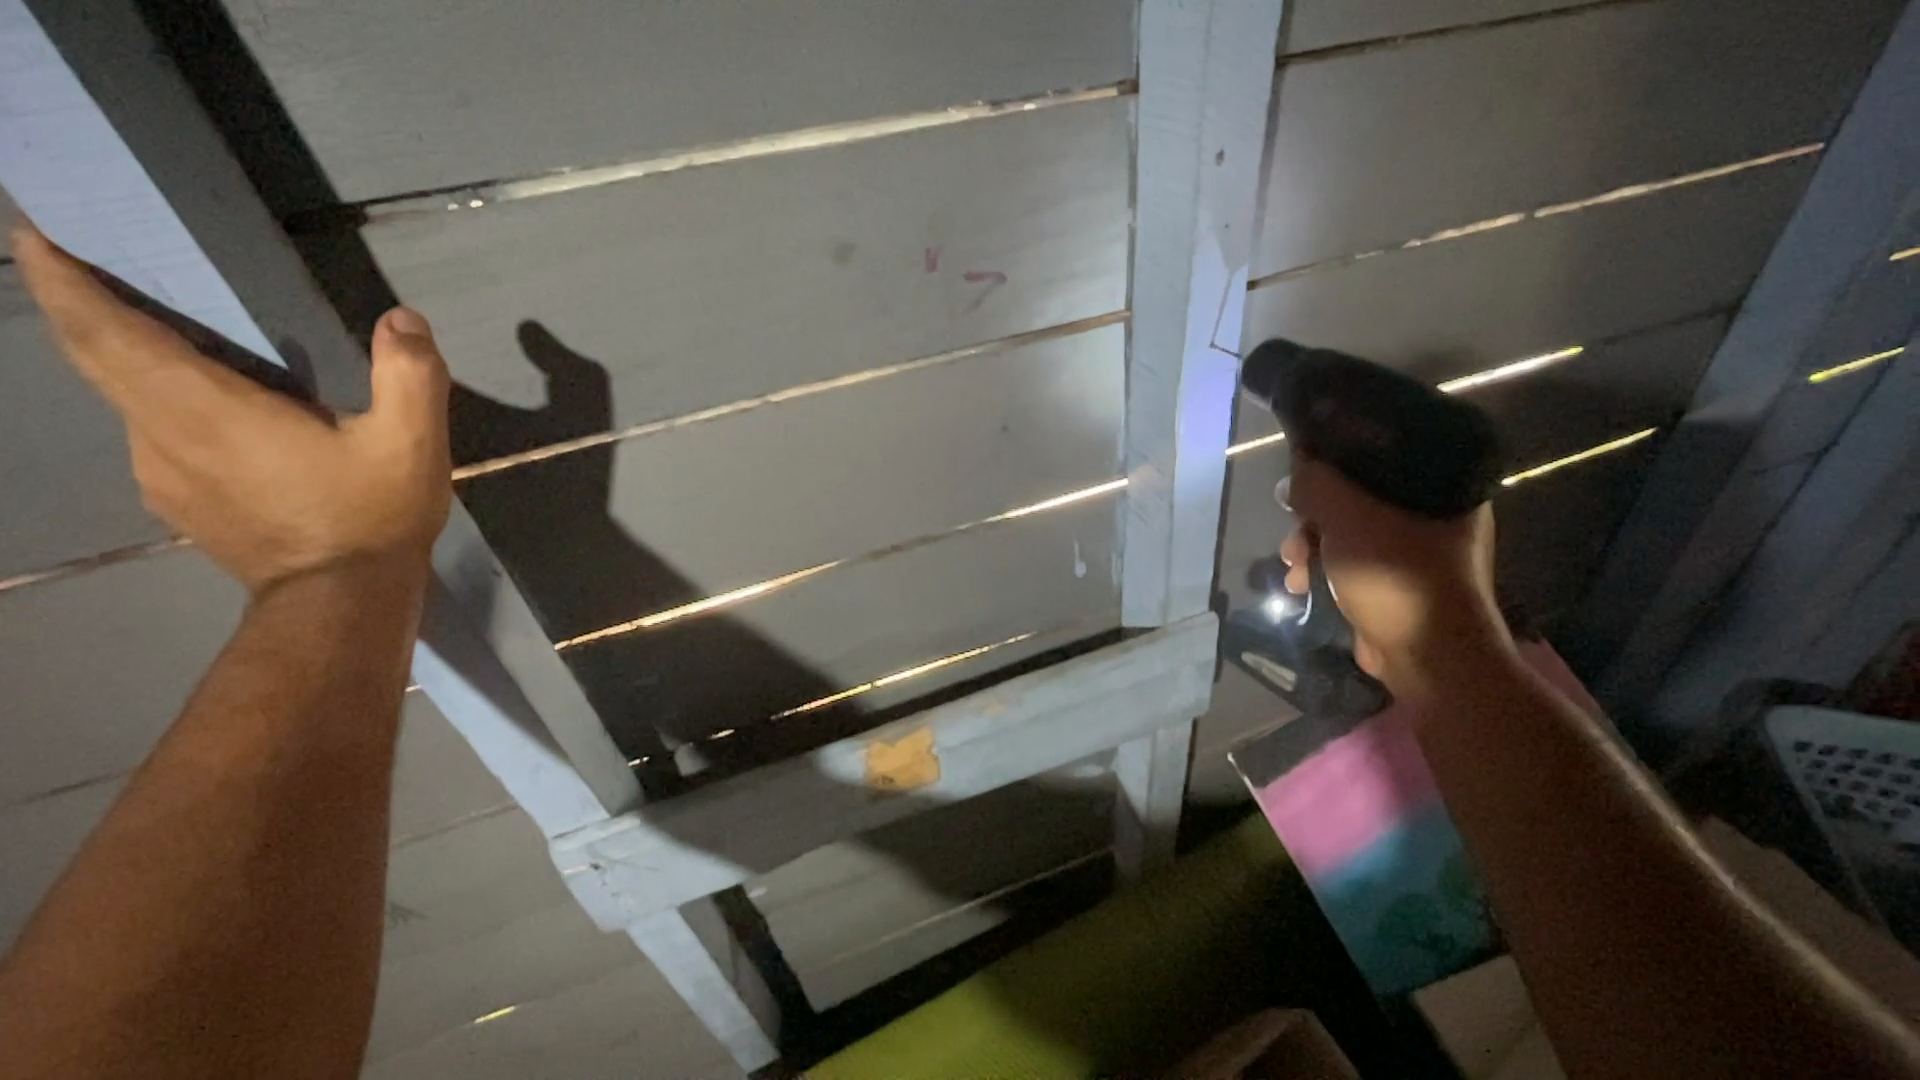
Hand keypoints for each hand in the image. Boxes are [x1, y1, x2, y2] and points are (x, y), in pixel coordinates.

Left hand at [12, 224, 451, 594]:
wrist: (341, 603)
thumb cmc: (370, 516)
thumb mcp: (411, 443)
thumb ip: (409, 375)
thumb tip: (402, 320)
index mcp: (206, 409)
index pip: (107, 331)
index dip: (65, 280)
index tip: (36, 235)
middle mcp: (161, 435)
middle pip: (95, 358)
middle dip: (74, 304)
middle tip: (71, 261)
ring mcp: (161, 474)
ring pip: (122, 399)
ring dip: (120, 358)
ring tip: (150, 333)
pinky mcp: (177, 503)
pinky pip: (149, 436)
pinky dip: (152, 404)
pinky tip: (193, 410)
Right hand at [1277, 454, 1511, 695]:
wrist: (1428, 655)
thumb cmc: (1395, 574)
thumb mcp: (1347, 516)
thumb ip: (1316, 484)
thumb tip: (1295, 475)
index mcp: (1441, 486)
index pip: (1380, 455)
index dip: (1334, 465)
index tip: (1304, 484)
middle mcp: (1436, 516)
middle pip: (1357, 500)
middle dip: (1313, 520)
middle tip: (1293, 541)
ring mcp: (1418, 555)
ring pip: (1351, 535)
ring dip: (1312, 550)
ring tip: (1294, 573)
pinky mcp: (1399, 587)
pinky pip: (1355, 565)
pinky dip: (1326, 573)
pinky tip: (1304, 588)